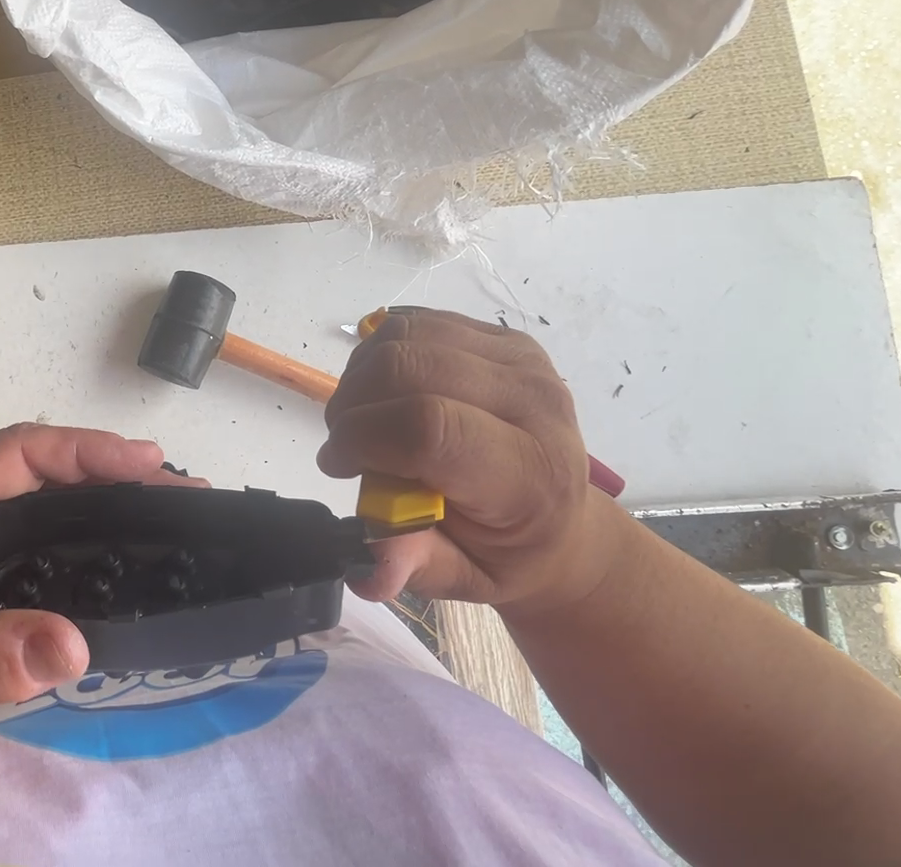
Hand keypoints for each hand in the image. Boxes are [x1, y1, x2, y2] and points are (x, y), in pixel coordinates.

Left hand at [0, 424, 185, 758]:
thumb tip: (71, 642)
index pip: (14, 454)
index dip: (80, 450)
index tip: (142, 463)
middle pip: (44, 464)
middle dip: (112, 469)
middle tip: (180, 490)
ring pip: (53, 492)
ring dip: (112, 495)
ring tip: (173, 508)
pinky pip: (54, 528)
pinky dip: (98, 528)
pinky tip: (136, 545)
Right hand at [317, 307, 623, 612]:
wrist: (562, 520)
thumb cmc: (503, 554)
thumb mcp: (464, 578)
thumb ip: (415, 564)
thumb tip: (370, 571)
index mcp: (527, 474)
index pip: (429, 428)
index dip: (362, 438)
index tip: (339, 466)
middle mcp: (533, 404)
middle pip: (406, 367)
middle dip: (351, 406)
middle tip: (348, 445)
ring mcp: (520, 362)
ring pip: (402, 336)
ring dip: (361, 376)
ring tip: (366, 417)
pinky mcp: (503, 338)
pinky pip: (414, 322)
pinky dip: (380, 352)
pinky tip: (387, 392)